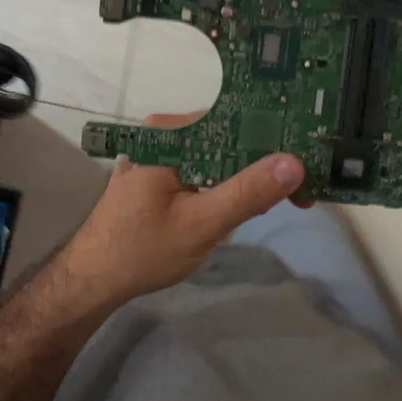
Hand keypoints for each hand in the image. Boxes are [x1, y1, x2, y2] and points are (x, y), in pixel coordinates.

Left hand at [57, 113, 304, 306]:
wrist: (94, 277)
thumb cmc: (143, 250)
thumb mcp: (202, 225)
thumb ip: (247, 193)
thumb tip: (293, 162)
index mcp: (169, 132)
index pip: (233, 123)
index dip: (274, 144)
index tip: (307, 167)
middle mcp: (164, 132)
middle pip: (228, 139)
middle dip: (265, 164)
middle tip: (301, 196)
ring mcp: (161, 151)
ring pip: (219, 155)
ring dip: (249, 177)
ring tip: (284, 201)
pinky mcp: (161, 171)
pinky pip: (204, 168)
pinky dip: (228, 184)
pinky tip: (248, 203)